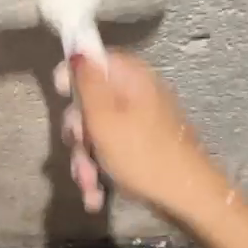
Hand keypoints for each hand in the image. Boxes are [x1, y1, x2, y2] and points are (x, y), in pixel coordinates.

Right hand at [64, 51, 229, 222]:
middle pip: (91, 102)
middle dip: (78, 132)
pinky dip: (101, 170)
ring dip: (86, 159)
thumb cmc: (141, 154)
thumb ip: (87, 82)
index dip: (75, 73)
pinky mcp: (143, 148)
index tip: (60, 94)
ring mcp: (141, 124)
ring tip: (88, 183)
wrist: (186, 197)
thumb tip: (78, 50)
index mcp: (132, 79)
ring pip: (98, 132)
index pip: (97, 59)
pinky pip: (112, 151)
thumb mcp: (103, 118)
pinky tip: (96, 195)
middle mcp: (137, 96)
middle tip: (79, 147)